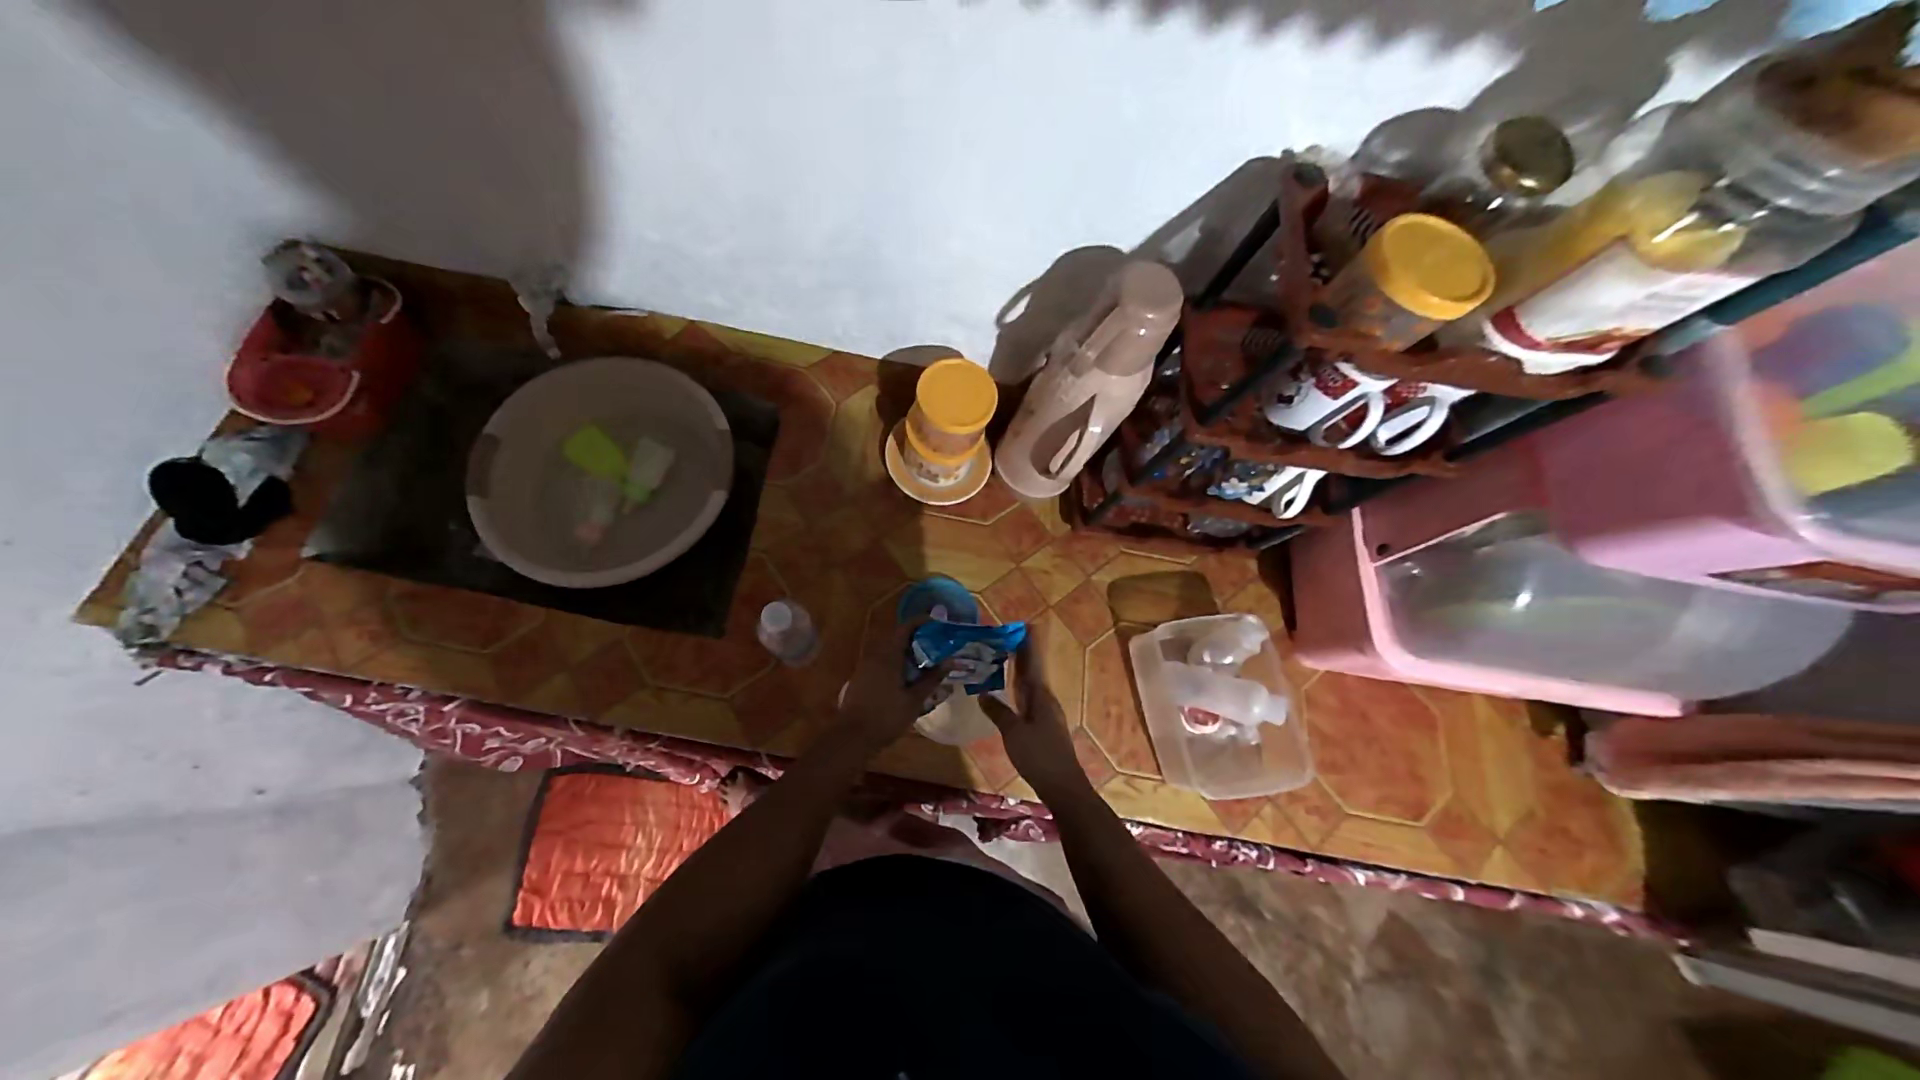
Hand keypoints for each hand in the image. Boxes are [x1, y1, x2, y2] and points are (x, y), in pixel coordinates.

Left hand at [838, 617, 950, 750]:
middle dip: (917, 638)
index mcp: (888, 656)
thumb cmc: (886, 716)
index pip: (905, 628)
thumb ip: (932, 678)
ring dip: (906, 651)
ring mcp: (866, 666)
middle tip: (936, 645)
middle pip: (897, 638)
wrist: (852, 736)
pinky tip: (908, 677)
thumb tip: (950, 661)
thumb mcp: (914, 700)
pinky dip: (897, 662)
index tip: (937, 623)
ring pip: (889, 650)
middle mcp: (875, 655)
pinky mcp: (862, 677)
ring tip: (926, 661)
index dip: (921, 622)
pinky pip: (882, 661)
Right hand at [981, 642, 1088, 798]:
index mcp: (1039, 695)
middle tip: (1007, 635)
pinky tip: (1010, 691)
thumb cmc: (1038, 756)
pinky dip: (1019, 688)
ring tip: (1004, 656)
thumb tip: (983, 694)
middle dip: (1022, 653)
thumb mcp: (1013, 733)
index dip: (1027, 644)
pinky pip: (1029, 698)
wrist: (1062, 785)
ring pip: (1030, 684)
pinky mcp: (1044, 726)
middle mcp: (1045, 699)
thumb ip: (998, 712)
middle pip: (1032, 670)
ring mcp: (1046, 713)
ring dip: (1020, 670)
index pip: (1031, 662)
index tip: (1022, 625)